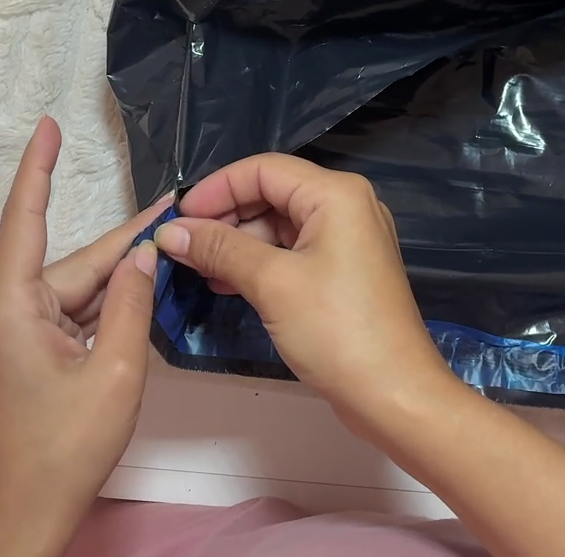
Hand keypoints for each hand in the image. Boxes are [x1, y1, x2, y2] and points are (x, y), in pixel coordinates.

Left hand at [0, 117, 167, 556]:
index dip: (37, 168)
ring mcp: (3, 329)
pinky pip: (65, 308)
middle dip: (123, 246)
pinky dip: (101, 302)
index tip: (46, 126)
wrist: (27, 516)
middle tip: (175, 208)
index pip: (24, 220)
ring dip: (117, 277)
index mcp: (8, 308)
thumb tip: (145, 252)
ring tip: (168, 244)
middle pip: (71, 263)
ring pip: (73, 287)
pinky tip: (137, 290)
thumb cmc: (66, 449)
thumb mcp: (115, 372)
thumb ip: (132, 302)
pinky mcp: (14, 347)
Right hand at [153, 154, 456, 433]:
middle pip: (272, 192)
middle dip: (225, 216)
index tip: (177, 218)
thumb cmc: (336, 330)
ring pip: (280, 223)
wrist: (395, 395)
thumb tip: (170, 231)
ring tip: (197, 268)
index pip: (264, 169)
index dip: (216, 188)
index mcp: (336, 193)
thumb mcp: (272, 283)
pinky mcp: (344, 268)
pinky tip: (225, 282)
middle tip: (182, 246)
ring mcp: (348, 237)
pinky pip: (293, 249)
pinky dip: (259, 261)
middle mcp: (346, 204)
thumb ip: (220, 249)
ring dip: (237, 242)